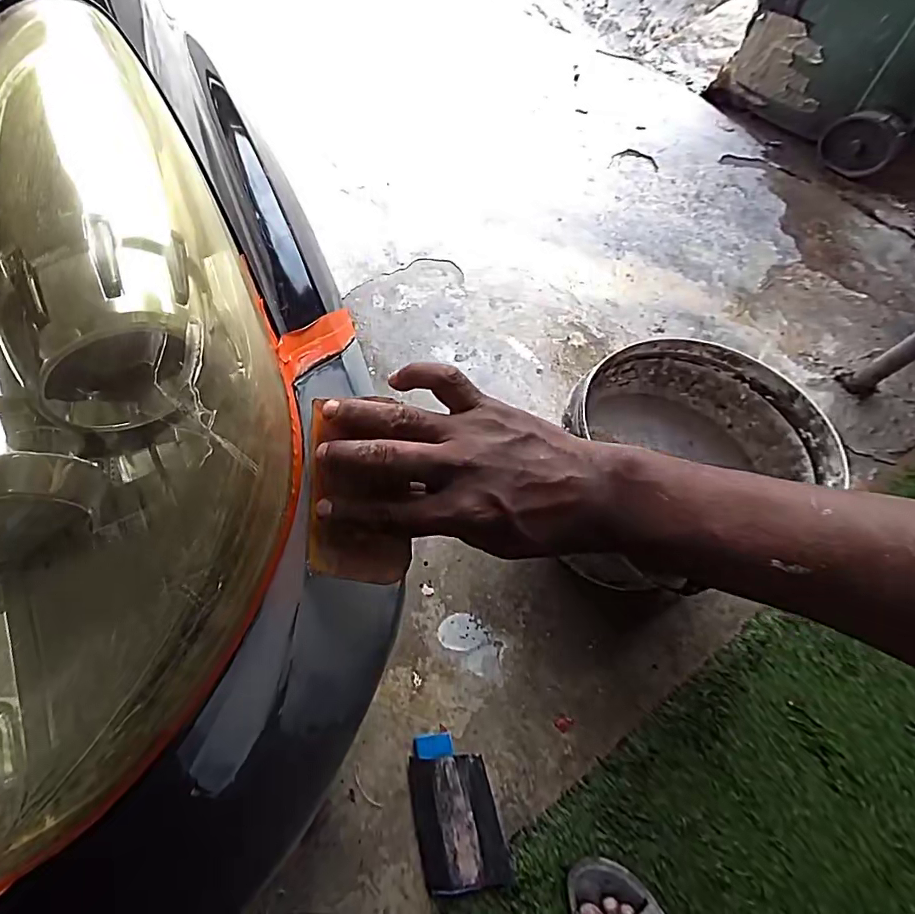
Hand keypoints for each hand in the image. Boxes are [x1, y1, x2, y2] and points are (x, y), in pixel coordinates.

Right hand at [314, 363, 631, 559]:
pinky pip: (448, 381)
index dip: (354, 513)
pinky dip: (420, 373)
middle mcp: (460, 468)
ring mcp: (471, 431)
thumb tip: (406, 506)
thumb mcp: (493, 541)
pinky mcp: (487, 406)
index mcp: (462, 511)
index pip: (394, 514)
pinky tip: (396, 377)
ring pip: (407, 418)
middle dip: (349, 458)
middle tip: (318, 454)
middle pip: (391, 460)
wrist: (595, 491)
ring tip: (333, 409)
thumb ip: (447, 523)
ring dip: (366, 414)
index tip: (324, 509)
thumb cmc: (544, 524)